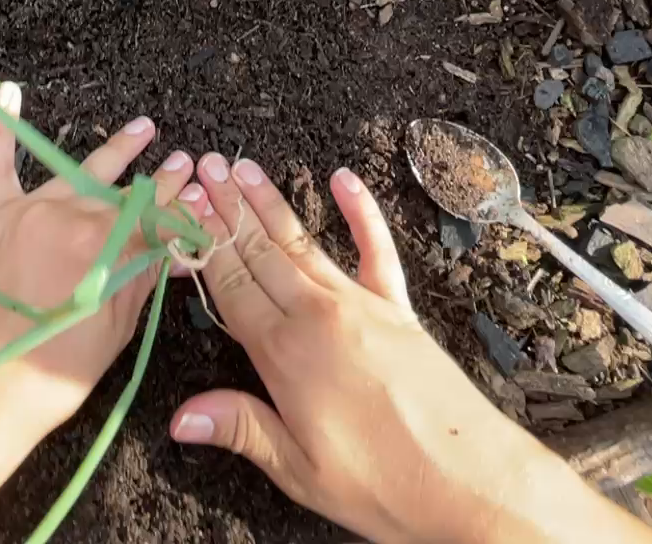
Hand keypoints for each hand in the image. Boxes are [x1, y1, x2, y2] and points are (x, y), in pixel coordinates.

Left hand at [0, 81, 194, 445]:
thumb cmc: (62, 367)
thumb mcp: (119, 322)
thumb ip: (148, 270)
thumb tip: (183, 239)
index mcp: (99, 244)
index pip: (149, 212)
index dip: (176, 198)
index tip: (195, 180)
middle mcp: (64, 216)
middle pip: (119, 193)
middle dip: (156, 180)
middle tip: (180, 161)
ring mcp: (27, 213)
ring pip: (77, 174)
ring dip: (111, 151)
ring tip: (141, 128)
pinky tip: (5, 95)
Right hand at [169, 153, 651, 543]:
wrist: (475, 482)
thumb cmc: (383, 486)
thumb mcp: (300, 470)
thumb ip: (239, 427)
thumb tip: (177, 418)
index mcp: (284, 352)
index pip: (230, 282)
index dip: (204, 241)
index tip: (186, 203)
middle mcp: (315, 314)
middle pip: (259, 250)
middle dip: (228, 206)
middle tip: (205, 164)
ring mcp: (358, 303)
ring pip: (300, 241)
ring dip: (268, 201)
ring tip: (244, 167)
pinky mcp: (395, 305)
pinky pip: (375, 249)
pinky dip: (360, 211)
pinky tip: (344, 179)